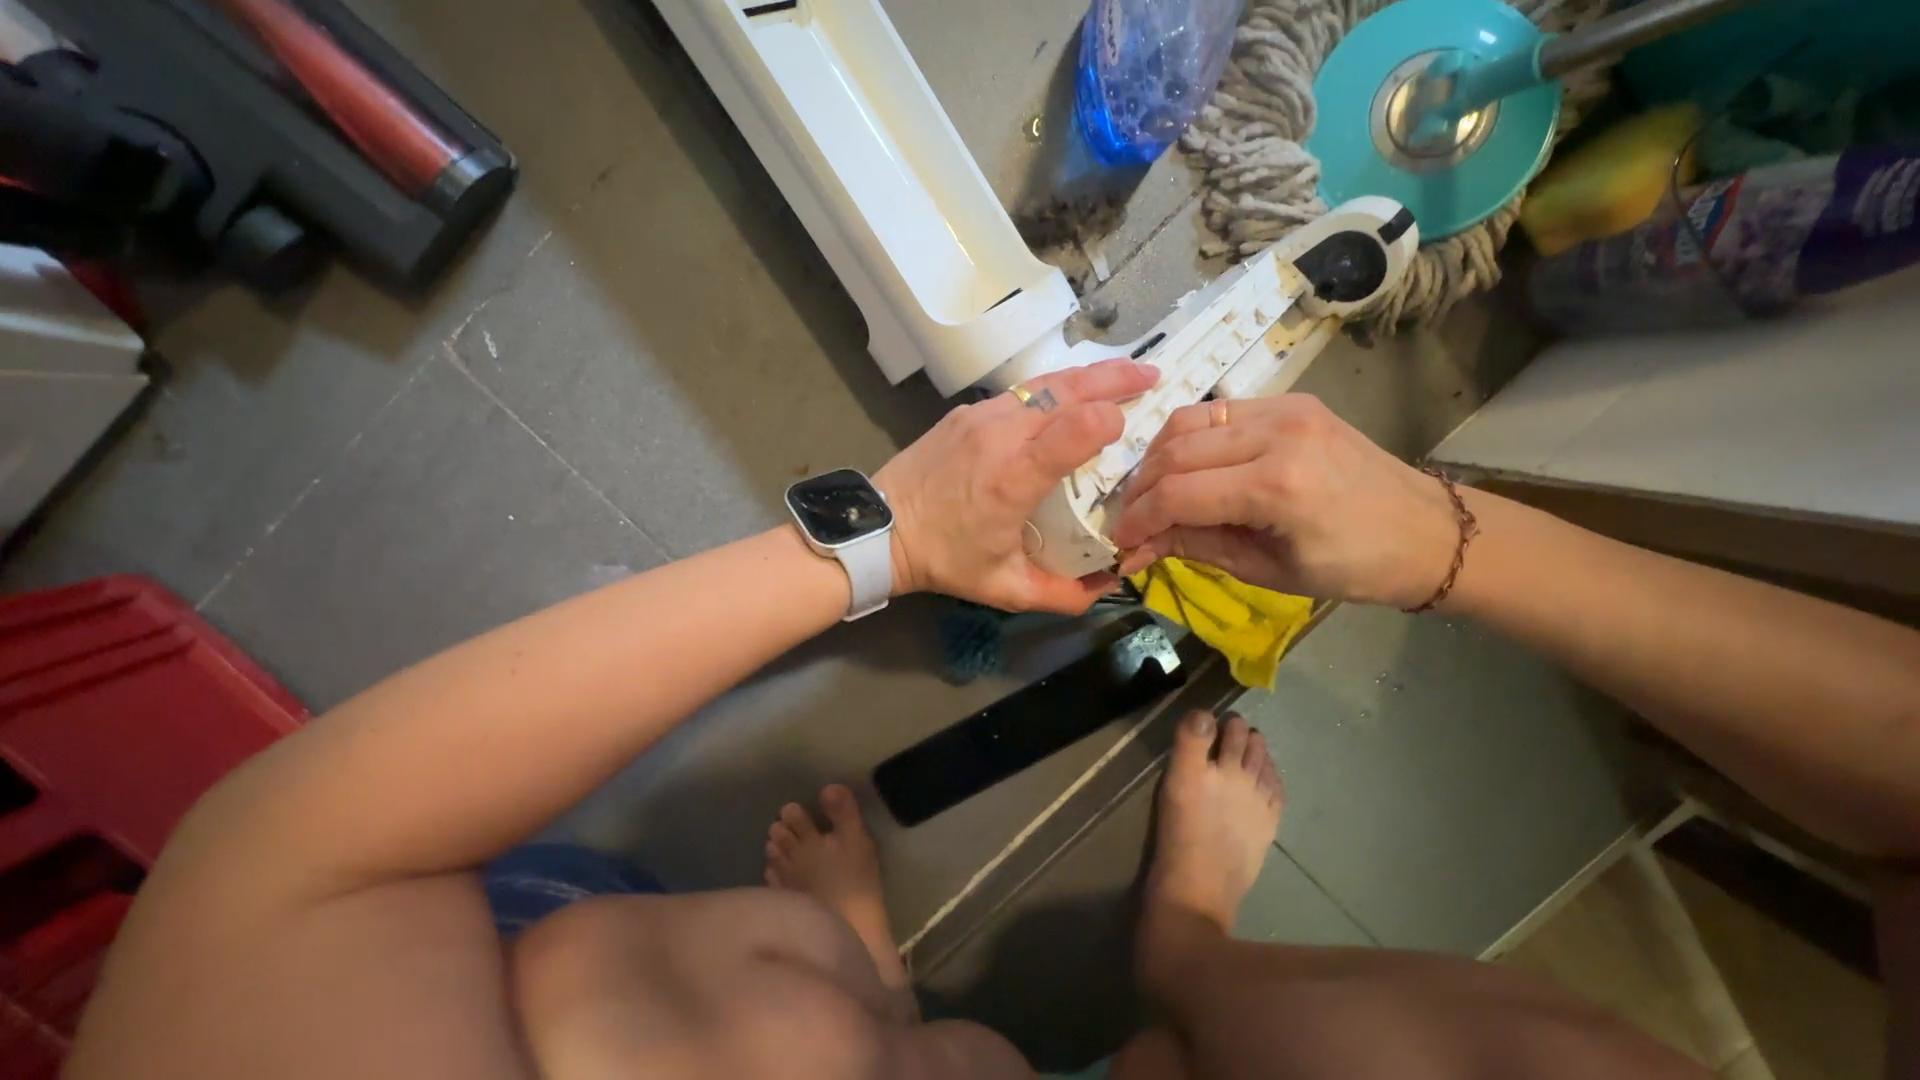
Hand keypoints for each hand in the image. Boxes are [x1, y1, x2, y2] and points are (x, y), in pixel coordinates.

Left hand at [875, 358, 1158, 613]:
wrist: (882, 530)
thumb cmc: (945, 560)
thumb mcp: (1006, 589)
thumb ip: (1064, 593)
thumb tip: (1110, 584)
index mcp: (1011, 480)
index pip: (1069, 431)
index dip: (1107, 420)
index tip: (1127, 425)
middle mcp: (999, 437)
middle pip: (1064, 392)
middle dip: (1113, 379)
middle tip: (1153, 374)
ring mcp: (980, 418)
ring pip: (1044, 384)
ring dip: (1088, 377)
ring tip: (1125, 372)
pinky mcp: (966, 413)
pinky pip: (1021, 392)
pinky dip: (1055, 388)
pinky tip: (1073, 392)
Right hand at [1109, 394, 1457, 607]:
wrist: (1426, 531)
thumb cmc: (1352, 568)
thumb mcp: (1267, 571)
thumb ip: (1196, 547)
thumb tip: (1136, 547)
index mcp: (1278, 488)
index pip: (1177, 494)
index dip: (1138, 519)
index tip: (1120, 540)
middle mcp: (1278, 434)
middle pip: (1174, 451)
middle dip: (1140, 488)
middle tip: (1130, 518)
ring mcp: (1285, 409)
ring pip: (1188, 421)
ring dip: (1158, 457)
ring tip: (1152, 491)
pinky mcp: (1291, 401)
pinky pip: (1217, 413)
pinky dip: (1189, 438)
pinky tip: (1186, 466)